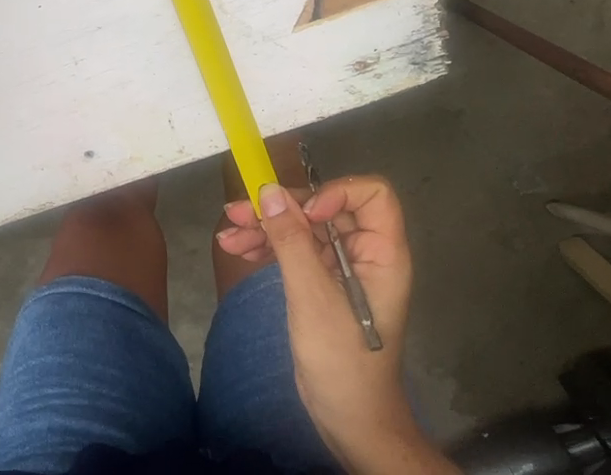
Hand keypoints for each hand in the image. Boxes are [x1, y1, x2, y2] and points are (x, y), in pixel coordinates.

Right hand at [221, 177, 450, 472]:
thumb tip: (269, 192)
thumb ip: (292, 242)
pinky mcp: (320, 282)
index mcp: (382, 254)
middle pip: (325, 207)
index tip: (302, 213)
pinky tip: (237, 249)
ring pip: (303, 226)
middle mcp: (364, 253)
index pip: (372, 195)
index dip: (336, 193)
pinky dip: (266, 245)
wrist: (348, 419)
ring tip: (228, 231)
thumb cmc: (342, 360)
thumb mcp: (313, 298)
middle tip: (240, 211)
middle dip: (282, 207)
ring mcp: (341, 268)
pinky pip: (294, 249)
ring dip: (265, 226)